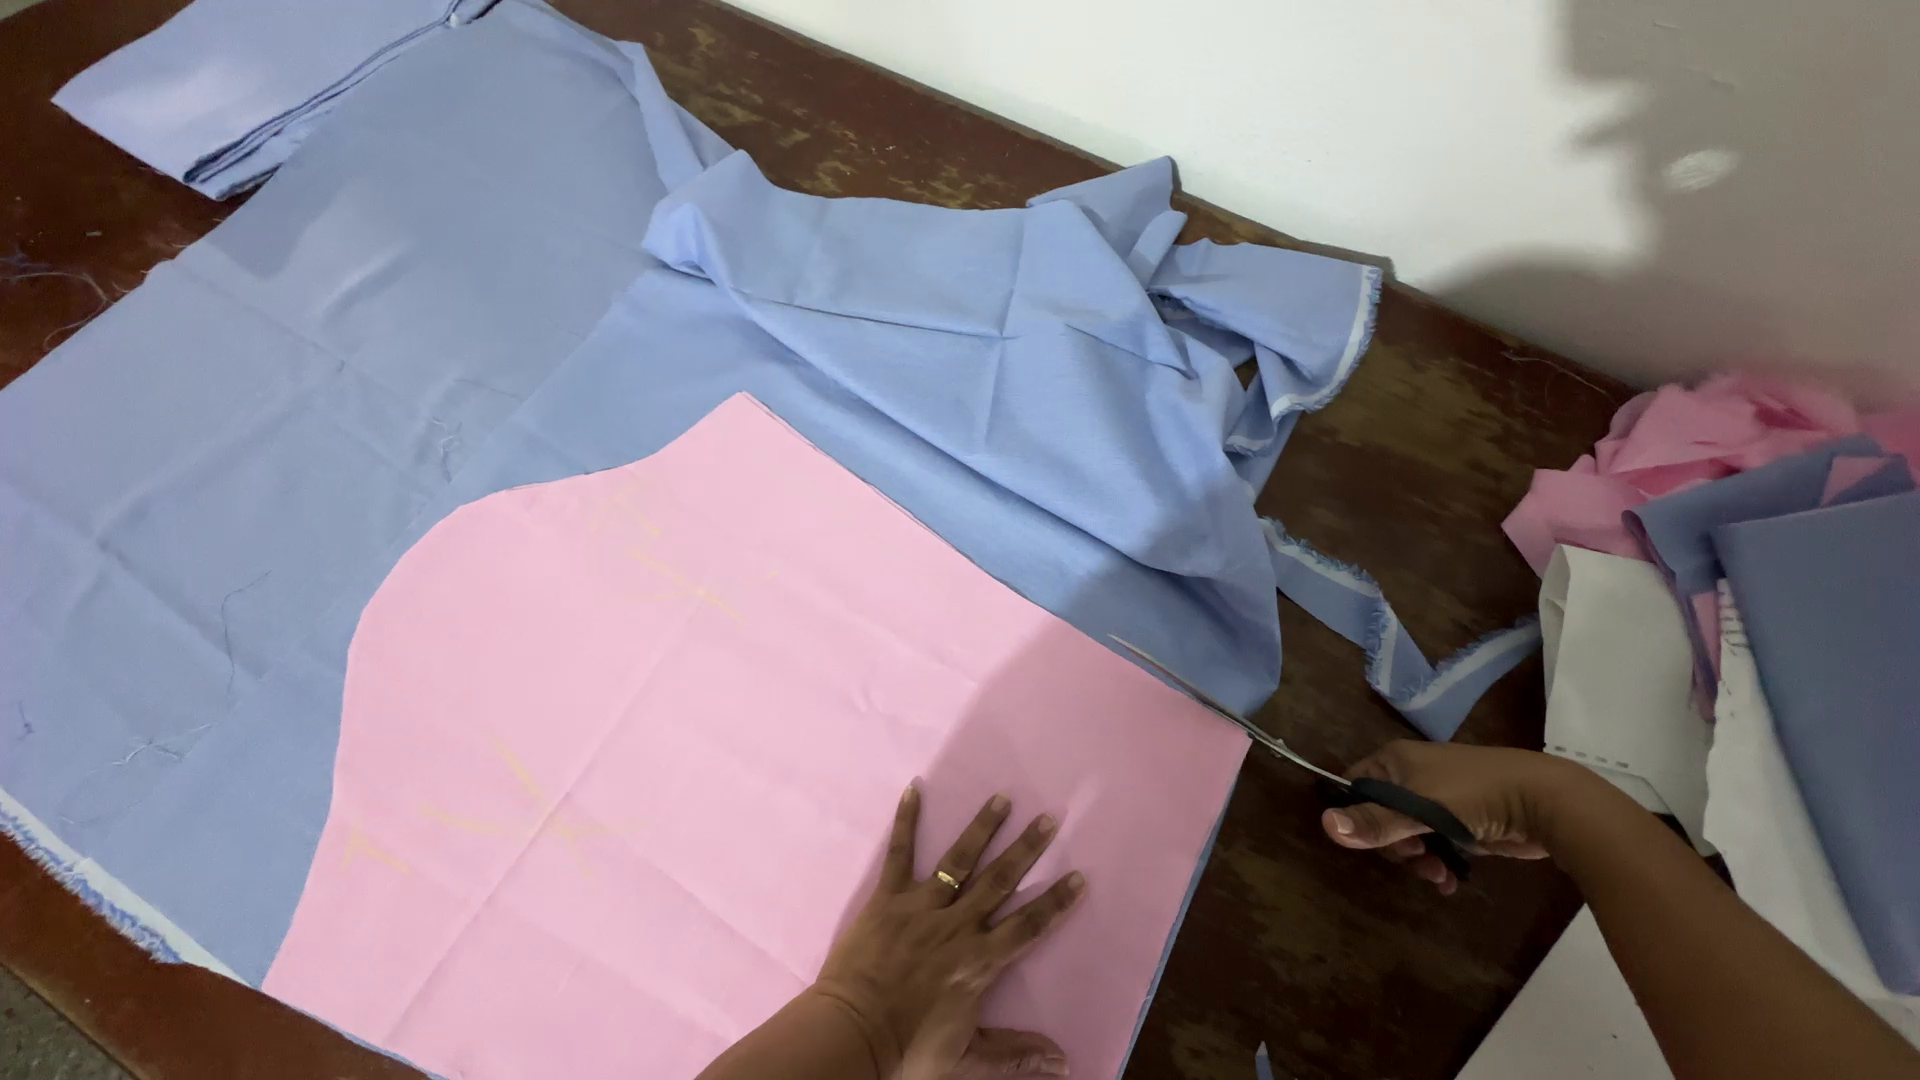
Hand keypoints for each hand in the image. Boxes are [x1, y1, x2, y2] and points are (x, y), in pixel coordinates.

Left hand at [811, 785, 1086, 1078]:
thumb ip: (1015, 1054)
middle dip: (1026, 848)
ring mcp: (921, 907)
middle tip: (1048, 818)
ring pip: (959, 860)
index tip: (1078, 877)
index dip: (1054, 903)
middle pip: (999, 881)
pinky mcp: (888, 898)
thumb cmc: (908, 1050)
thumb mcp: (967, 1059)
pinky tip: (914, 788)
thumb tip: (1064, 1062)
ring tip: (1001, 798)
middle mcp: (957, 925)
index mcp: (978, 962)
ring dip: (982, 827)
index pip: (1027, 927)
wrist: (852, 1036)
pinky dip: (906, 820)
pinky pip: (899, 853)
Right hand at [1320, 741, 1583, 894]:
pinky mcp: (1464, 819)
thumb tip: (1324, 826)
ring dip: (1418, 859)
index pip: (1356, 787)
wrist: (1547, 801)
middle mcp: (1412, 775)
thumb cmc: (1475, 794)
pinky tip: (1450, 880)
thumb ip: (1373, 821)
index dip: (1358, 816)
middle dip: (1395, 845)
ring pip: (1409, 832)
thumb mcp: (1419, 807)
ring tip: (1438, 876)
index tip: (1376, 840)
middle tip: (1415, 859)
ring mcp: (1439, 797)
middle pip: (1381, 814)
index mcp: (1395, 760)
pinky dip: (1438, 861)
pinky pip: (1436, 842)